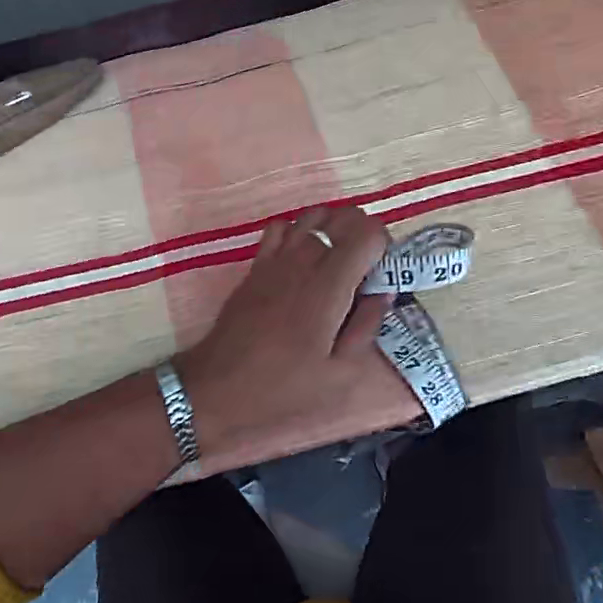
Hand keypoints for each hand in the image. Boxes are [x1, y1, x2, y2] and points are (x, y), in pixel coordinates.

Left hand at [175, 206, 399, 462]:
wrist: (218, 387)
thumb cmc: (283, 387)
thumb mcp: (340, 372)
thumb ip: (367, 324)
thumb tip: (384, 292)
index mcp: (328, 286)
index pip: (367, 232)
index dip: (384, 245)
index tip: (382, 273)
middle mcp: (301, 261)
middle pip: (342, 215)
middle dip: (363, 233)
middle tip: (366, 269)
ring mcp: (273, 259)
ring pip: (311, 215)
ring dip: (332, 227)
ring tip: (338, 261)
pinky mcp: (254, 266)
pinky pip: (279, 227)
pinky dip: (298, 231)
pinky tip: (302, 259)